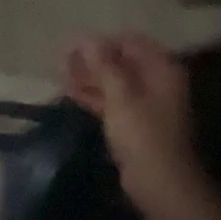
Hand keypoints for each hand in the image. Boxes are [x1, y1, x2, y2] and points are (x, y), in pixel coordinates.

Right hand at [63, 33, 206, 205]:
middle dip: (91, 59)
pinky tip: (69, 93)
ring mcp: (144, 102)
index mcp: (161, 69)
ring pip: (112, 81)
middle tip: (61, 61)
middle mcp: (155, 81)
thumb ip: (102, 65)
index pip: (130, 41)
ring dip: (88, 77)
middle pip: (120, 60)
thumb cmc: (142, 134)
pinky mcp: (132, 121)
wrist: (158, 182)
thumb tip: (84, 37)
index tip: (71, 45)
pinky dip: (92, 95)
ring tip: (60, 76)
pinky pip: (110, 100)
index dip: (101, 41)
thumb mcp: (120, 95)